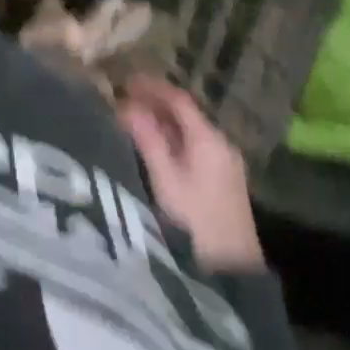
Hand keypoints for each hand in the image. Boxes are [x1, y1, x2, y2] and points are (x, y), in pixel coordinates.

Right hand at [118, 75, 263, 271]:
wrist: (231, 269)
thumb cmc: (194, 220)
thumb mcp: (165, 178)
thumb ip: (147, 139)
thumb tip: (125, 105)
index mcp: (209, 140)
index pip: (178, 101)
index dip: (150, 87)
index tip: (122, 79)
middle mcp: (220, 145)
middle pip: (185, 114)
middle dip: (152, 103)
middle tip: (119, 99)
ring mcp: (223, 164)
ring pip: (187, 131)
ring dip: (159, 122)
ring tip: (128, 120)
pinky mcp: (220, 181)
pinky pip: (192, 146)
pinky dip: (169, 139)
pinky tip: (150, 146)